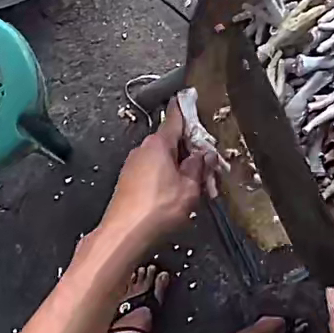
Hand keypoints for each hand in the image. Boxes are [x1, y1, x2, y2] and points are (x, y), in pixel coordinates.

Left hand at [99, 100, 206, 250]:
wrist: (124, 235)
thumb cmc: (154, 211)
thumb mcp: (190, 188)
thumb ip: (199, 168)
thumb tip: (203, 156)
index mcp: (158, 144)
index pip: (175, 118)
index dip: (186, 108)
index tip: (190, 97)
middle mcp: (143, 150)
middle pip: (172, 142)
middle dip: (191, 152)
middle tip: (209, 169)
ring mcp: (134, 165)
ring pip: (163, 159)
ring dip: (180, 169)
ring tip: (196, 191)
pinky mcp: (129, 181)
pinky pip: (153, 172)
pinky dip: (167, 179)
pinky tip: (177, 197)